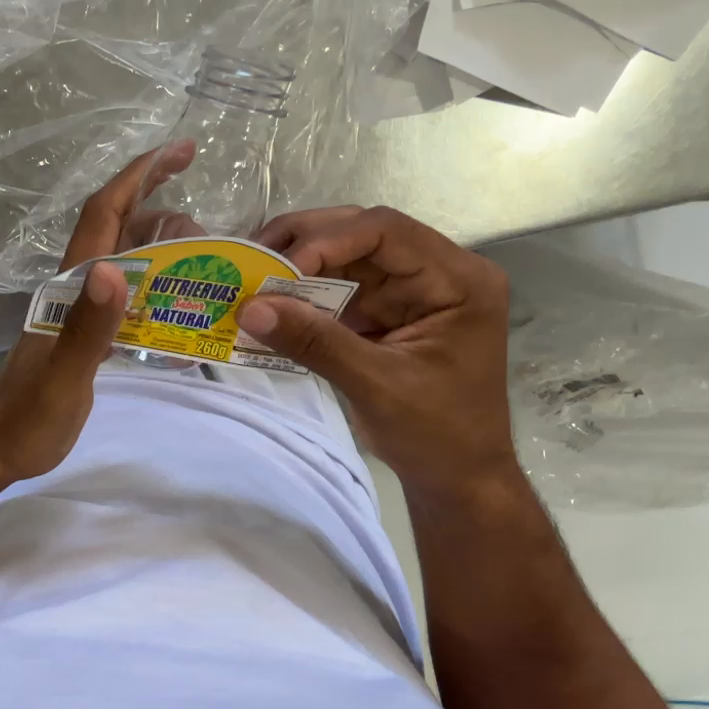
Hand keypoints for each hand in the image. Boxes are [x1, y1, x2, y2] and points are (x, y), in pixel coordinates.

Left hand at [0, 142, 195, 484]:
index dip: (139, 176)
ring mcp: (78, 315)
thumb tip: (112, 269)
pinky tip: (179, 303)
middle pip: (118, 231)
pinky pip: (125, 299)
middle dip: (162, 209)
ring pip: (124, 264)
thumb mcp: (63, 379)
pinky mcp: (85, 340)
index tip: (182, 151)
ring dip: (162, 249)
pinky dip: (155, 288)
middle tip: (211, 227)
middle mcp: (73, 291)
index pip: (103, 216)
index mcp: (67, 289)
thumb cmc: (27, 419)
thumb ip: (88, 329)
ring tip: (207, 260)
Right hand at [243, 206, 515, 494]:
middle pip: (364, 234)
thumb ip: (316, 342)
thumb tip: (250, 308)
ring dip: (298, 266)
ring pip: (347, 258)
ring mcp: (411, 293)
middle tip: (251, 258)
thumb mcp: (376, 385)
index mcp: (458, 280)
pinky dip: (303, 296)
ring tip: (252, 277)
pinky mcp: (388, 313)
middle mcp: (437, 273)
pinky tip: (270, 303)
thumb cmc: (436, 433)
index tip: (277, 269)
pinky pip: (340, 290)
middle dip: (305, 242)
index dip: (327, 240)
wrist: (458, 476)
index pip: (386, 232)